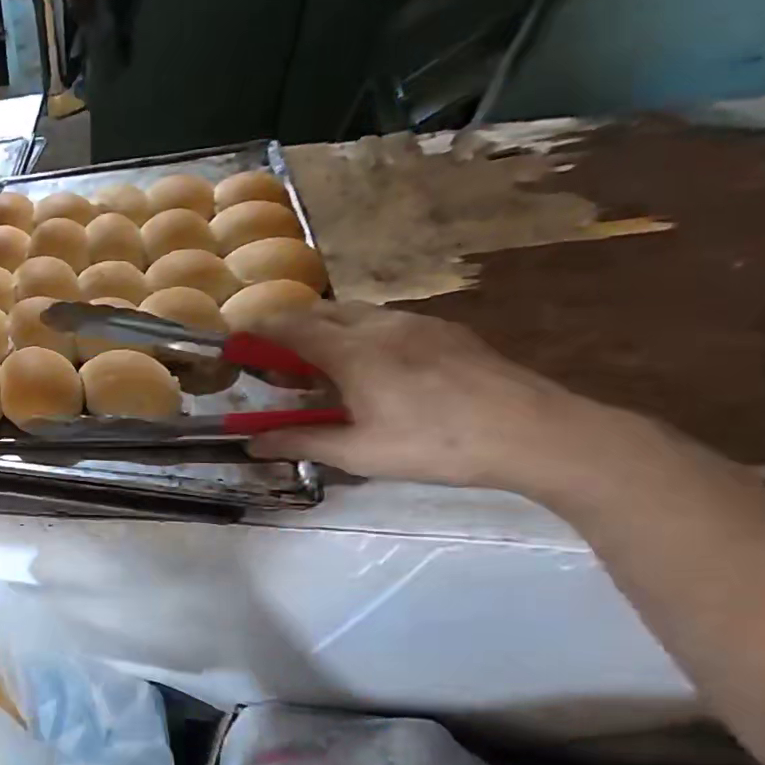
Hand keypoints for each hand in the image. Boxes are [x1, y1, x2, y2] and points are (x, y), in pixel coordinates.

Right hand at [245, 306, 612, 493]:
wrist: (528, 430)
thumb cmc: (433, 445)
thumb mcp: (359, 452)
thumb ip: (302, 441)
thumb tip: (253, 443)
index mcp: (351, 351)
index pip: (290, 328)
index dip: (258, 333)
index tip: (236, 342)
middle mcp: (378, 324)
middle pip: (320, 312)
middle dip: (289, 328)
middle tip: (276, 360)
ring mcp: (416, 322)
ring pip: (356, 314)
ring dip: (327, 330)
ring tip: (322, 366)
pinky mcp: (445, 330)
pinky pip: (387, 322)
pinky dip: (361, 334)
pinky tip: (375, 368)